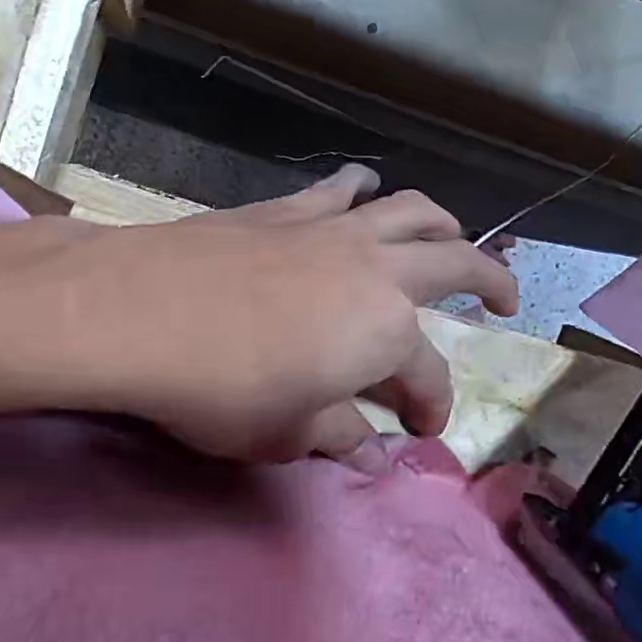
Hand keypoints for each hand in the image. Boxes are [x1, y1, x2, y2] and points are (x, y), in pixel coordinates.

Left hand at [0, 165, 518, 463]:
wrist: (137, 310)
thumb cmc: (217, 387)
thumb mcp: (283, 435)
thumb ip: (336, 437)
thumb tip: (369, 452)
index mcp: (385, 332)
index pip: (428, 378)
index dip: (430, 409)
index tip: (417, 432)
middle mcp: (374, 270)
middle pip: (455, 261)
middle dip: (492, 279)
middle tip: (504, 298)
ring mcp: (331, 231)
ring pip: (409, 208)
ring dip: (439, 222)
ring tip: (446, 235)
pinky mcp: (284, 209)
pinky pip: (339, 189)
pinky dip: (361, 189)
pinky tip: (360, 191)